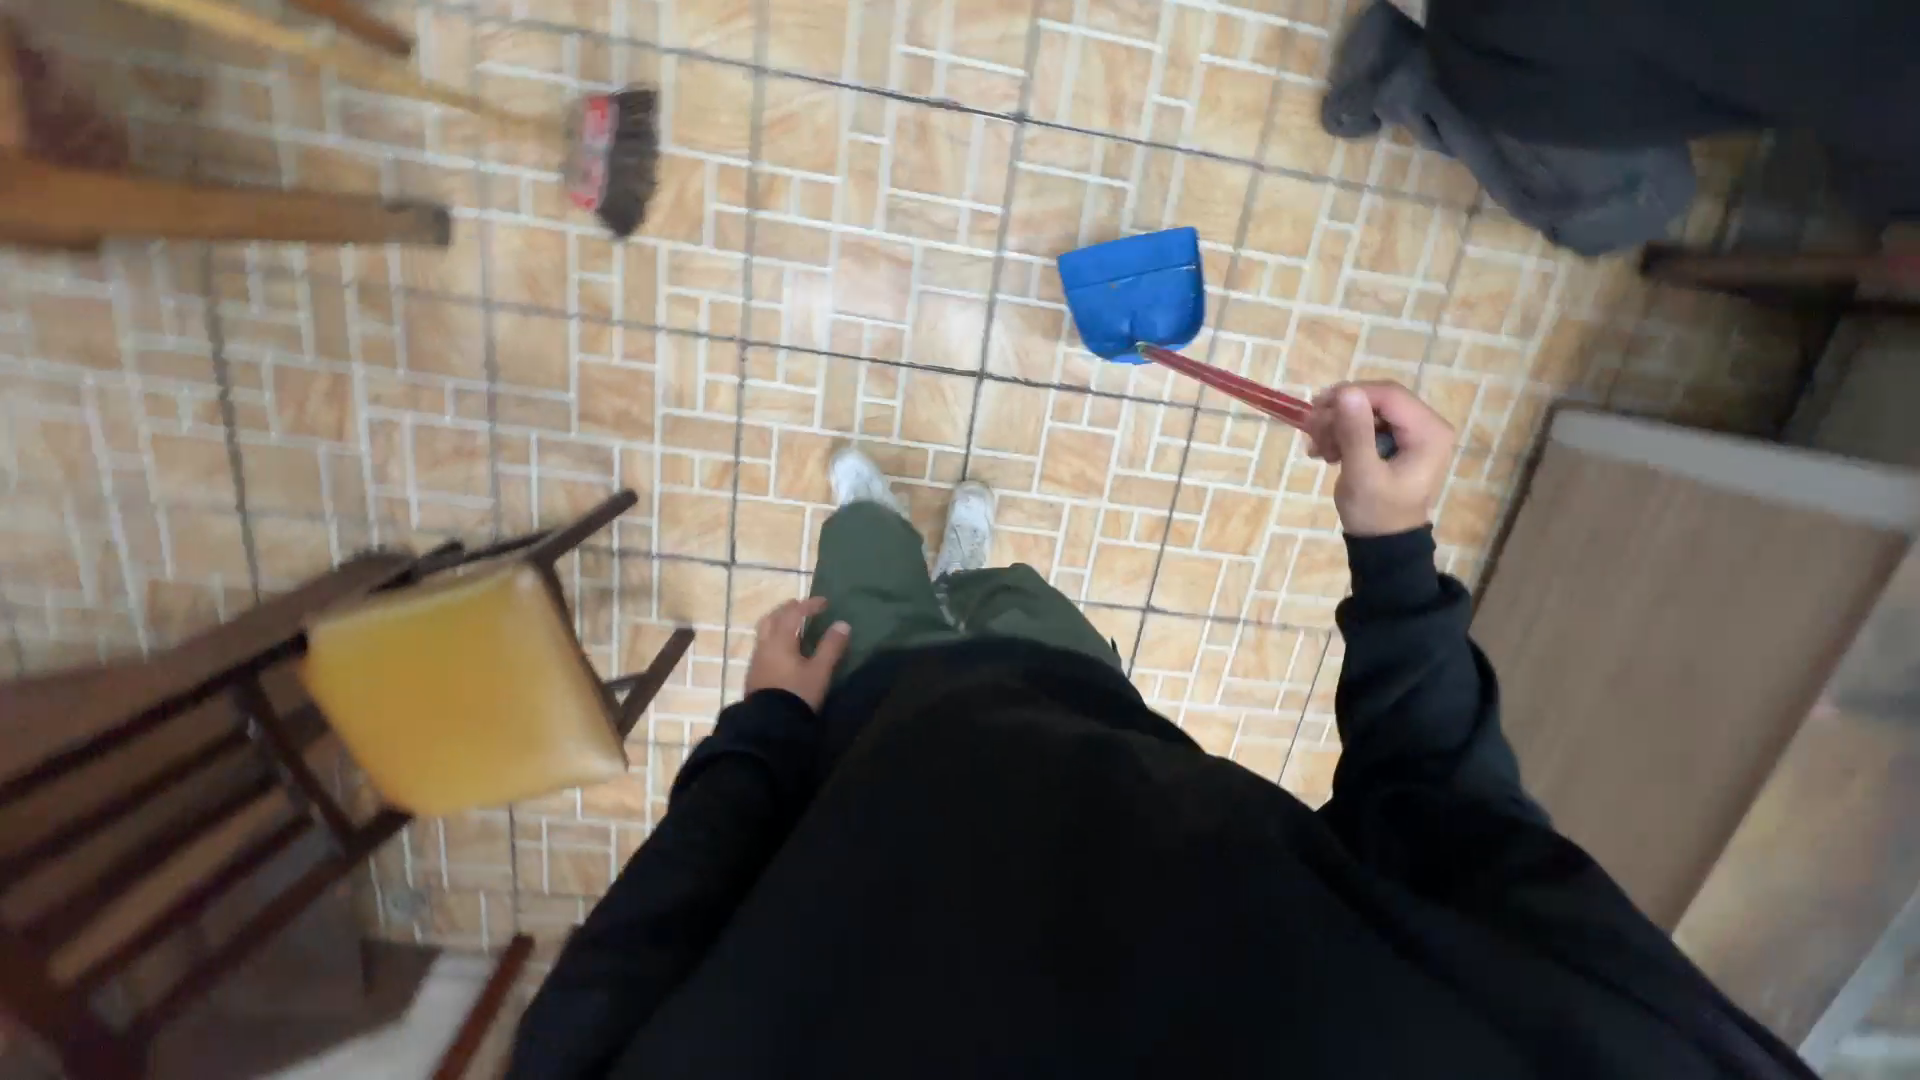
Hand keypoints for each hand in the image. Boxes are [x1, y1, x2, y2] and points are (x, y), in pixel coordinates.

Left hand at [743, 597, 849, 711]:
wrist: (769, 725)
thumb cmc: (797, 694)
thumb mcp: (820, 671)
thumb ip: (831, 647)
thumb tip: (842, 624)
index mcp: (780, 640)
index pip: (793, 613)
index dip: (809, 605)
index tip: (824, 602)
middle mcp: (764, 646)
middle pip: (771, 618)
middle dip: (787, 609)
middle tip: (801, 607)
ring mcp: (756, 660)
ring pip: (764, 632)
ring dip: (778, 623)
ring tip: (793, 626)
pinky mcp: (754, 675)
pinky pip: (763, 646)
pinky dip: (774, 638)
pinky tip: (783, 650)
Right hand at [1306, 381, 1453, 537]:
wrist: (1382, 542)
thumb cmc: (1376, 512)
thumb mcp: (1362, 474)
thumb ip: (1356, 432)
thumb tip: (1346, 392)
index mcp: (1428, 432)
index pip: (1388, 394)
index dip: (1351, 395)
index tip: (1315, 410)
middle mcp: (1426, 425)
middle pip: (1376, 399)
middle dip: (1340, 413)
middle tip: (1311, 432)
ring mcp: (1411, 433)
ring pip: (1366, 410)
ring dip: (1336, 425)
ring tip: (1318, 449)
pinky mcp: (1395, 441)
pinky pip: (1365, 425)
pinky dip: (1342, 434)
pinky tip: (1326, 452)